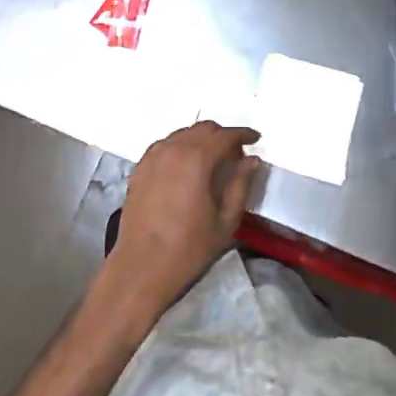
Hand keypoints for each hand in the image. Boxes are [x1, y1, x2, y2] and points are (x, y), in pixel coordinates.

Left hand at [111, 121, 261, 305]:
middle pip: (203, 129)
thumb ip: (240, 185)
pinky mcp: (140, 168)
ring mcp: (152, 157)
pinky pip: (165, 146)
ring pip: (183, 134)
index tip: (255, 139)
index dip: (243, 134)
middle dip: (223, 136)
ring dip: (201, 140)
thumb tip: (251, 160)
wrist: (141, 267)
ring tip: (212, 161)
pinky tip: (186, 167)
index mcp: (196, 159)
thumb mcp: (225, 221)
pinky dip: (181, 148)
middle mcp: (173, 149)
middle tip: (235, 156)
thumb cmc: (189, 248)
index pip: (225, 136)